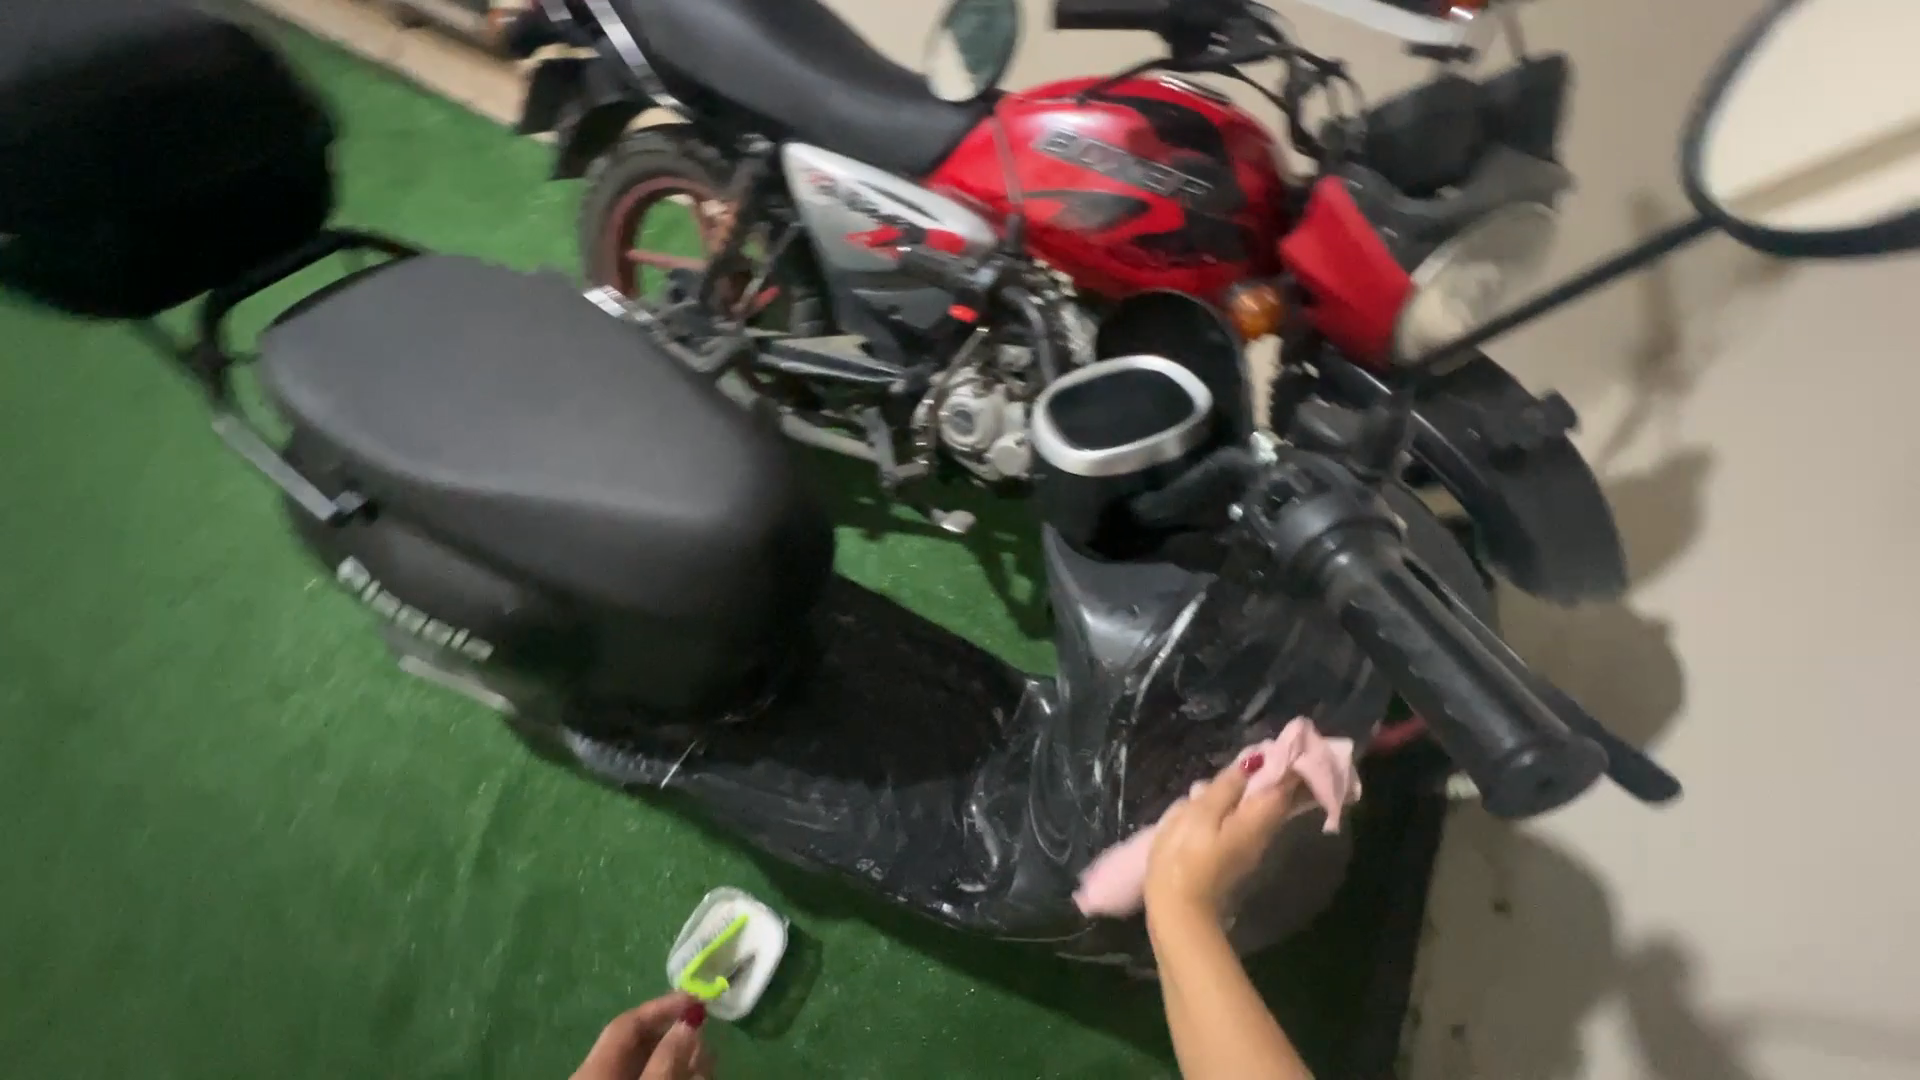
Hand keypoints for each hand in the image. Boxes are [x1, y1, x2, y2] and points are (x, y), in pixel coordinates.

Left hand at [572, 994, 714, 1079]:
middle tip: (706, 1032)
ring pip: (646, 1062)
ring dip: (679, 1055)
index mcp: (594, 1068)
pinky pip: (646, 1077)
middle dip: (676, 1033)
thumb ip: (667, 1058)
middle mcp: (596, 1074)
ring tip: (706, 1058)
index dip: (664, 1004)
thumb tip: (691, 1019)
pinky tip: (692, 1075)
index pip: (629, 1021)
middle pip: (639, 1041)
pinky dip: (670, 1074)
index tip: (699, 996)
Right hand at [1144, 753, 1300, 923]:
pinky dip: (1246, 803)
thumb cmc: (1184, 857)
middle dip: (1279, 776)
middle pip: (1278, 800)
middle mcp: (1261, 835)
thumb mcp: (1199, 814)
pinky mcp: (1235, 857)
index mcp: (1256, 821)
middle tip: (1271, 751)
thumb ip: (1225, 788)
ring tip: (1246, 767)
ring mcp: (1249, 849)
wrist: (1179, 911)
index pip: (1283, 787)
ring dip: (1261, 788)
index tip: (1286, 742)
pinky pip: (1249, 821)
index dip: (1287, 764)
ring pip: (1263, 811)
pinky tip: (1227, 796)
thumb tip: (1252, 762)